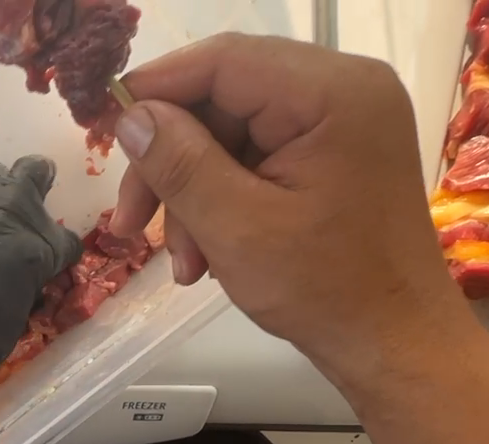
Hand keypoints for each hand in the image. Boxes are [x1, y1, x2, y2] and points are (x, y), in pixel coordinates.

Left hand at [0, 157, 83, 408]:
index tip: (46, 261)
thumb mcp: (16, 315)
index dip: (56, 251)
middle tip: (18, 209)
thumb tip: (17, 277)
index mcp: (42, 248)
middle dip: (30, 185)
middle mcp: (12, 214)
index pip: (66, 239)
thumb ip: (24, 283)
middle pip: (32, 173)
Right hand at [108, 35, 472, 390]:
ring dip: (188, 199)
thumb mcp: (237, 227)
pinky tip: (205, 257)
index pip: (224, 61)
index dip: (155, 88)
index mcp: (331, 92)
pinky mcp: (326, 160)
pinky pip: (251, 166)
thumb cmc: (321, 286)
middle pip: (221, 103)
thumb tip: (129, 118)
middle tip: (130, 225)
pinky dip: (216, 208)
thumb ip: (181, 165)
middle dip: (167, 165)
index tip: (101, 128)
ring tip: (181, 264)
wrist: (387, 338)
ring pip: (228, 140)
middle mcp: (339, 92)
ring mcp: (335, 126)